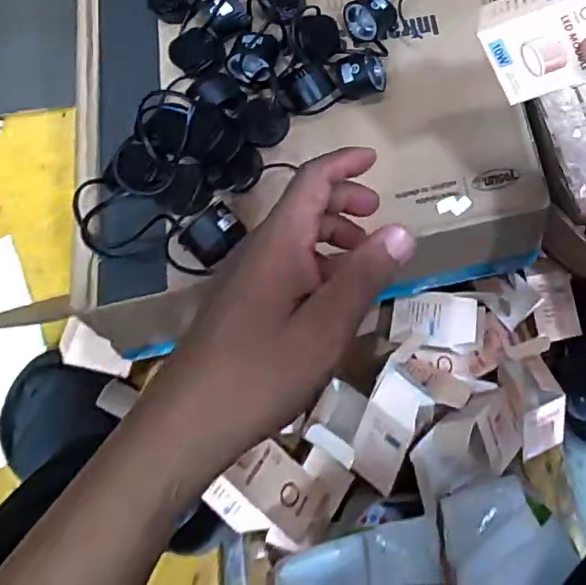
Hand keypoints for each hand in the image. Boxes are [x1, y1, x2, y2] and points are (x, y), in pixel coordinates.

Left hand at [135, 147, 414, 476]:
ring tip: (364, 263)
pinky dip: (317, 266)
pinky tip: (333, 302)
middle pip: (305, 204)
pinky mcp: (242, 302)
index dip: (343, 163)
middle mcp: (260, 248)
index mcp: (280, 242)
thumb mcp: (325, 327)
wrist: (183, 427)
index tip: (374, 158)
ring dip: (333, 237)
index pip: (312, 180)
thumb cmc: (259, 373)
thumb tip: (402, 230)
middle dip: (344, 200)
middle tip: (377, 215)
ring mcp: (247, 276)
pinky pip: (286, 265)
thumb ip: (364, 275)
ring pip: (296, 237)